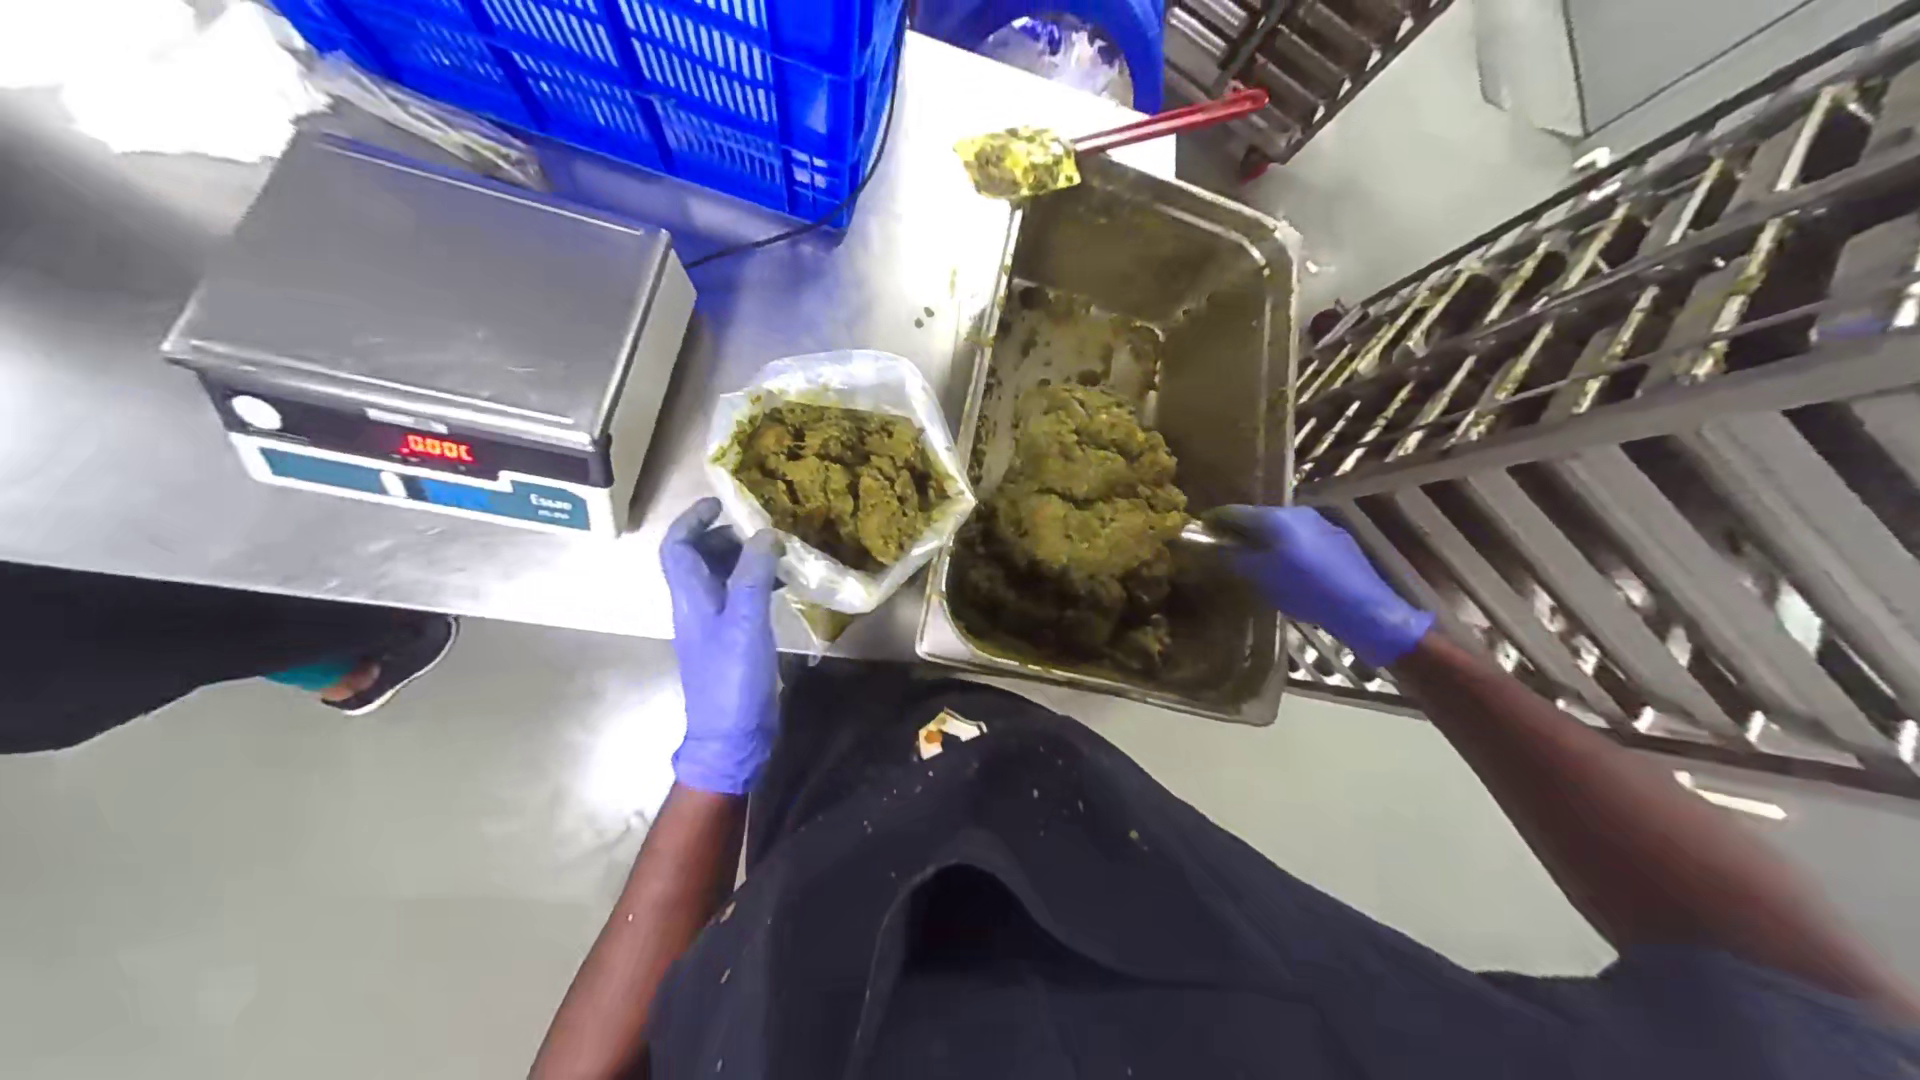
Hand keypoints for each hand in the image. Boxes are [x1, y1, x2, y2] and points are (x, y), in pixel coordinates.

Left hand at [660, 498, 780, 794]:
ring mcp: (715, 625)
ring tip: (778, 550)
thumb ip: (752, 576)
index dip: (692, 520)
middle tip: (762, 527)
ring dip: (744, 559)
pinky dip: (757, 583)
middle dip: (725, 536)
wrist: (732, 735)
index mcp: (690, 598)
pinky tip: (784, 584)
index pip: (677, 547)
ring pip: (721, 578)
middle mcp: (697, 606)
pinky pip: (740, 599)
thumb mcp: (744, 622)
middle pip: (698, 558)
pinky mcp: (733, 640)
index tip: (721, 503)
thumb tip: (764, 534)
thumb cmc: (732, 678)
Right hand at [1210, 505, 1434, 666]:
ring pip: (1280, 528)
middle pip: (1257, 518)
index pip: (1233, 511)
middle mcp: (1297, 512)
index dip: (1212, 521)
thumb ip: (1231, 557)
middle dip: (1238, 532)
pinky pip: (1300, 538)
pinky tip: (1286, 569)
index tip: (1198, 532)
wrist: (1364, 608)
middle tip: (1223, 550)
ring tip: (1253, 561)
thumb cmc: (1305, 591)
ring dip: (1263, 540)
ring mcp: (1320, 524)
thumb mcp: (1259, 577)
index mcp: (1275, 518)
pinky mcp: (1337, 539)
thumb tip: (1206, 545)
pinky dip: (1284, 548)